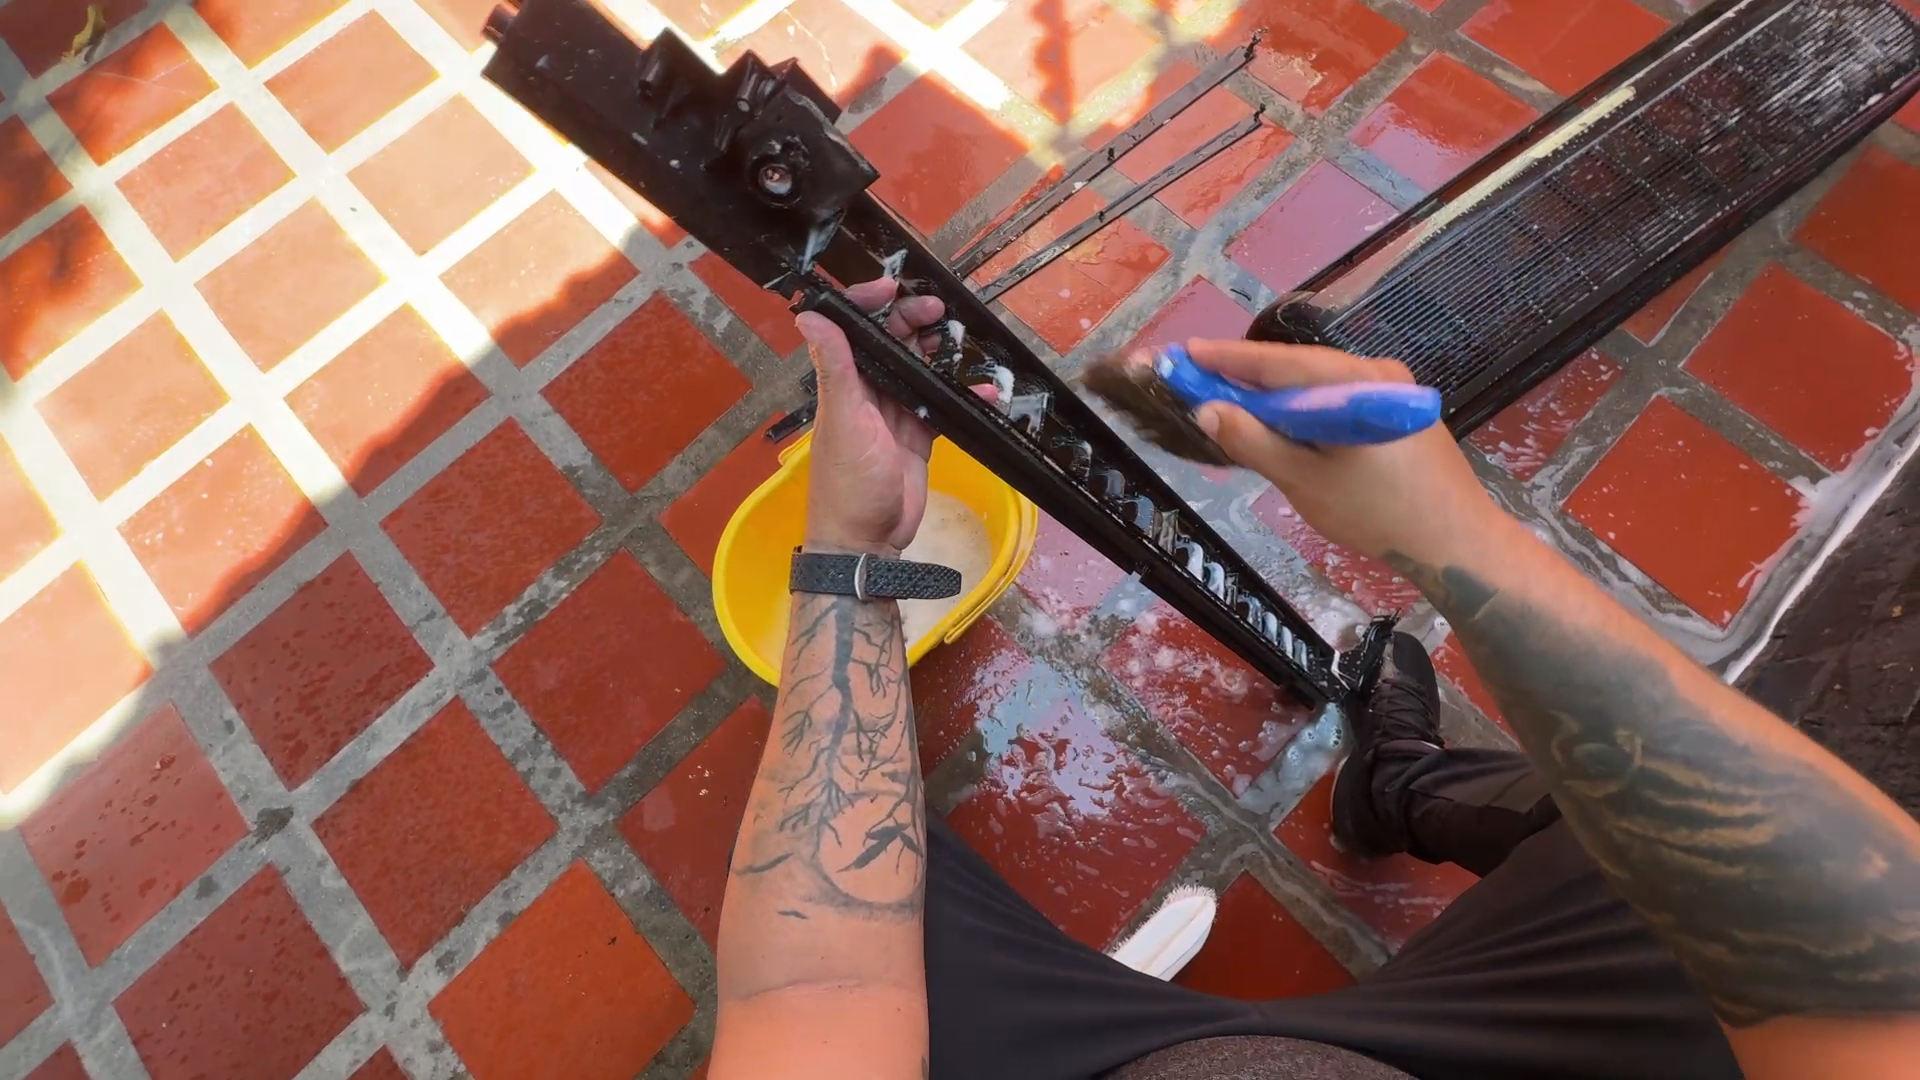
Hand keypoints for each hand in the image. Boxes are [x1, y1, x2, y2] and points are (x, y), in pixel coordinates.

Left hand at [798, 278, 947, 555]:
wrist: (869, 539)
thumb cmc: (850, 482)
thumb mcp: (844, 419)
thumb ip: (835, 367)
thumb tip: (808, 314)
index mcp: (843, 384)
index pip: (852, 331)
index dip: (869, 304)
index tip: (895, 288)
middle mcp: (867, 394)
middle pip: (890, 345)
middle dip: (911, 321)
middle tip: (938, 311)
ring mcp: (894, 415)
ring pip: (918, 370)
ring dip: (937, 353)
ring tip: (960, 339)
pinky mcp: (918, 437)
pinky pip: (940, 406)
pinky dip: (961, 396)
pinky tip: (983, 390)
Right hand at [1183, 340, 1499, 563]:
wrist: (1454, 541)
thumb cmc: (1377, 512)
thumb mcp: (1304, 480)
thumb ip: (1253, 442)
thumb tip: (1207, 411)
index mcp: (1353, 383)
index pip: (1275, 363)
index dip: (1225, 358)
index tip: (1184, 353)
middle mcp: (1373, 371)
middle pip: (1294, 366)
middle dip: (1242, 372)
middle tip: (1196, 378)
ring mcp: (1386, 387)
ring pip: (1311, 381)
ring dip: (1268, 391)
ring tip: (1226, 398)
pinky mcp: (1390, 408)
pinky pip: (1329, 394)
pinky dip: (1295, 403)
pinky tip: (1274, 418)